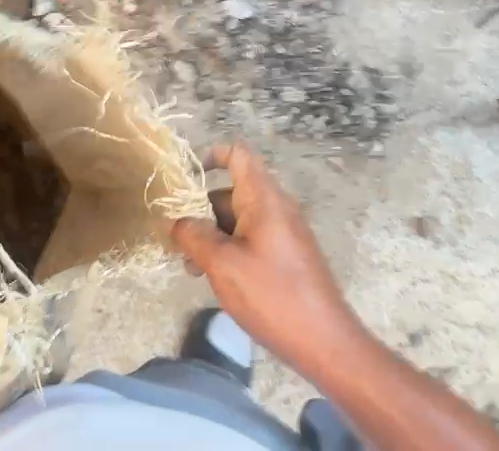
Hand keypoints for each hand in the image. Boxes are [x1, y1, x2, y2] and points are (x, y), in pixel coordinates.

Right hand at [171, 144, 365, 375]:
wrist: (326, 344)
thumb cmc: (273, 295)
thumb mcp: (222, 264)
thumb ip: (192, 236)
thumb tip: (172, 221)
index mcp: (264, 198)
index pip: (238, 154)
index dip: (211, 155)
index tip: (185, 176)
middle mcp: (276, 208)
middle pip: (231, 191)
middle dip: (201, 209)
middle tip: (177, 237)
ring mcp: (284, 234)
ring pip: (239, 219)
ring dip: (212, 235)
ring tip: (191, 267)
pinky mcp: (287, 258)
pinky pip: (251, 239)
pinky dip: (229, 249)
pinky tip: (214, 278)